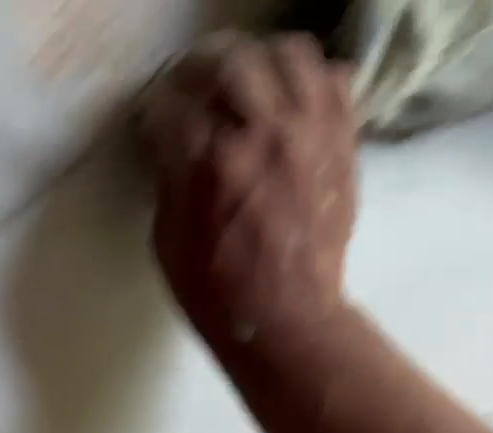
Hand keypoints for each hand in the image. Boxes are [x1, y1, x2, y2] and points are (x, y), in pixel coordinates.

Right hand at [142, 34, 357, 345]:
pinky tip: (287, 103)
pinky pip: (333, 78)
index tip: (151, 122)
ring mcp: (309, 131)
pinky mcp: (341, 139)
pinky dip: (306, 80)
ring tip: (243, 82)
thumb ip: (168, 180)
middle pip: (229, 62)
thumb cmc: (214, 290)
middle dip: (199, 71)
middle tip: (190, 89)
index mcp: (208, 164)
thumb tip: (168, 143)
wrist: (284, 318)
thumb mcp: (167, 240)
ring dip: (257, 61)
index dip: (153, 111)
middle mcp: (262, 133)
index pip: (170, 106)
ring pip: (288, 53)